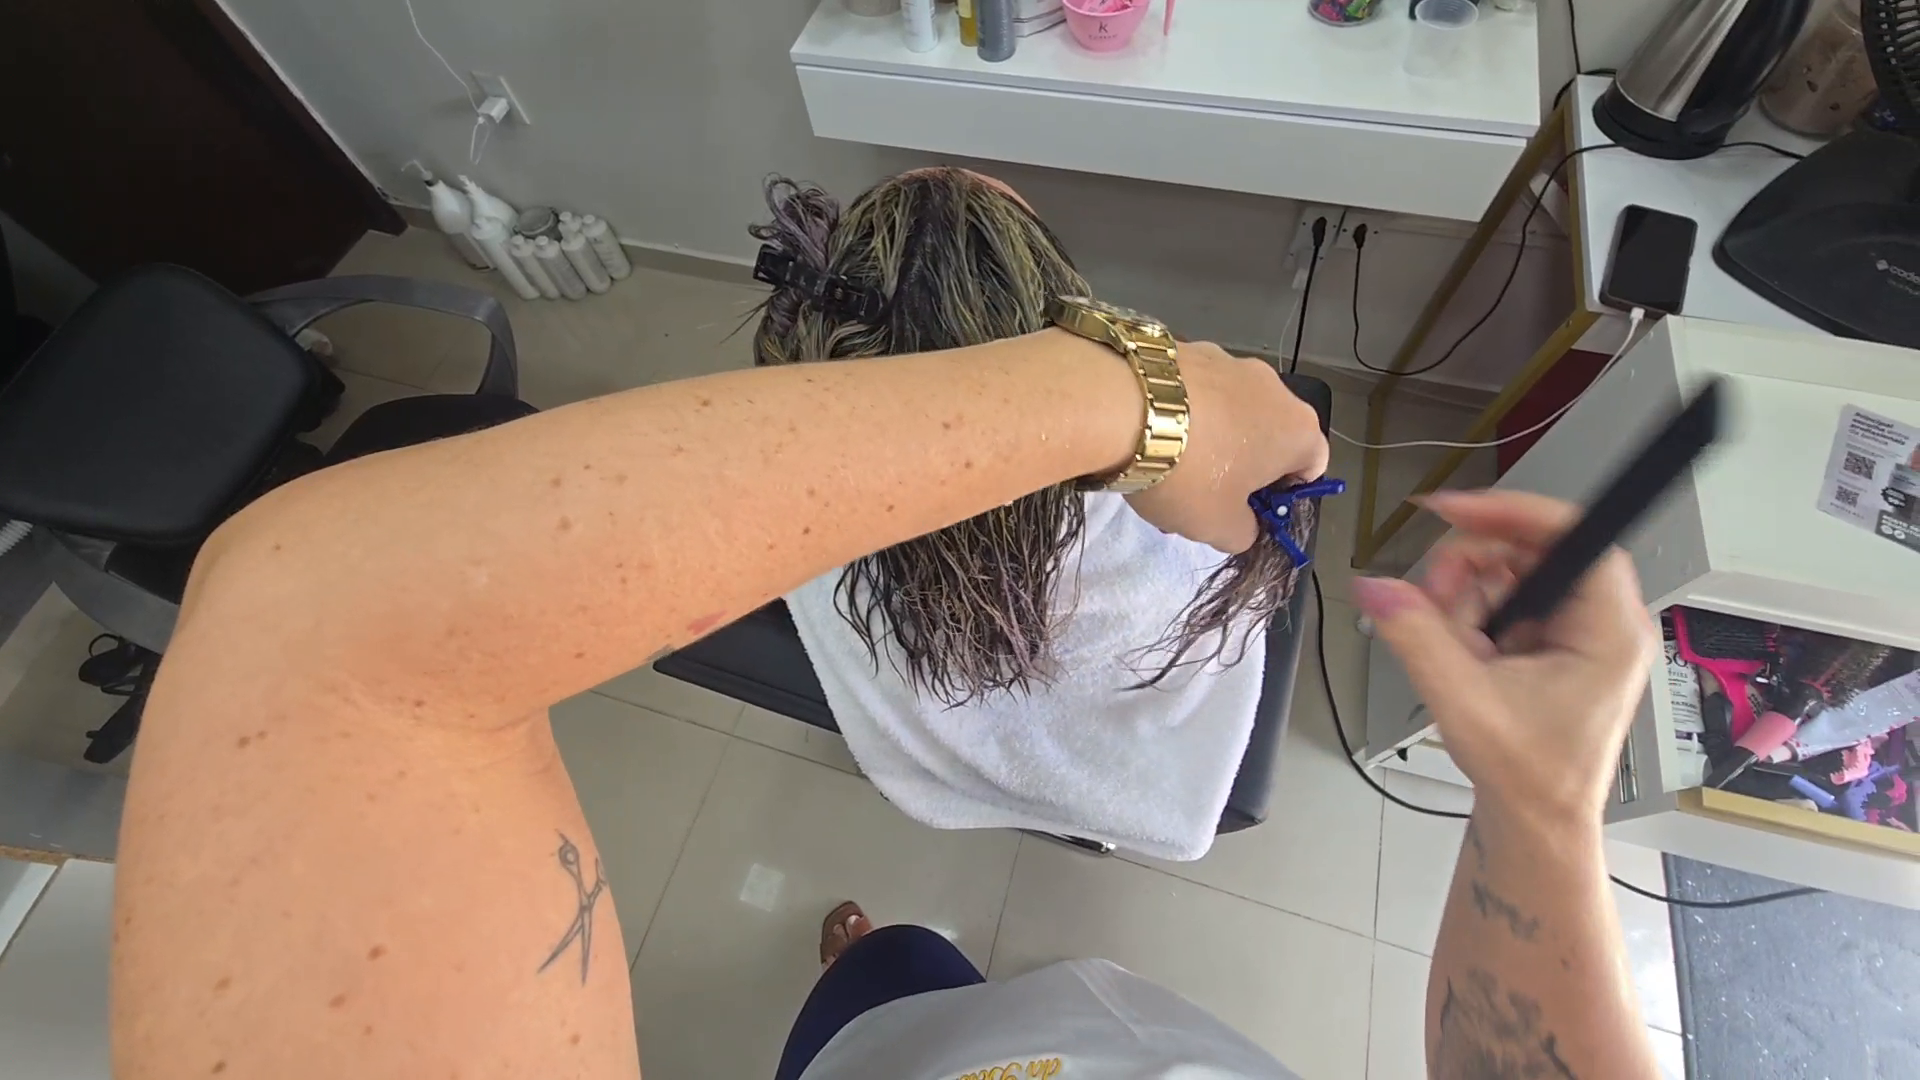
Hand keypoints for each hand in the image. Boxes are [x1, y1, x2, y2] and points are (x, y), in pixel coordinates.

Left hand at [1126, 341, 1329, 553]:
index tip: (1248, 507)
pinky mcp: (1185, 348)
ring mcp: (1228, 359)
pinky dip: (1178, 410)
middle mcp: (1273, 386)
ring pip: (1228, 410)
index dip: (1284, 492)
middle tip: (1199, 491)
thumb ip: (1242, 532)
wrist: (1120, 408)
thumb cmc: (1186, 473)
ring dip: (1207, 436)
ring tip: (1162, 463)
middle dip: (1239, 465)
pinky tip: (1144, 431)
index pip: (1312, 465)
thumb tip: (1244, 526)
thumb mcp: (1217, 525)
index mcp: (1298, 429)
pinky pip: (1191, 390)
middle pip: (1266, 434)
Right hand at [1353, 491, 1656, 824]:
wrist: (1534, 817)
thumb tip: (1371, 586)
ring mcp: (1570, 631)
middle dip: (1465, 569)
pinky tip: (1455, 652)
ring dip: (1458, 597)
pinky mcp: (1545, 643)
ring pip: (1503, 575)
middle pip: (1526, 552)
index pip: (1574, 537)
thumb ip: (1416, 636)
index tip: (1451, 510)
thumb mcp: (1462, 699)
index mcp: (1605, 630)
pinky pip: (1495, 601)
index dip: (1512, 513)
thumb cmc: (1523, 769)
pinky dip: (1462, 616)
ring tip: (1444, 645)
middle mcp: (1596, 621)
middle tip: (1427, 603)